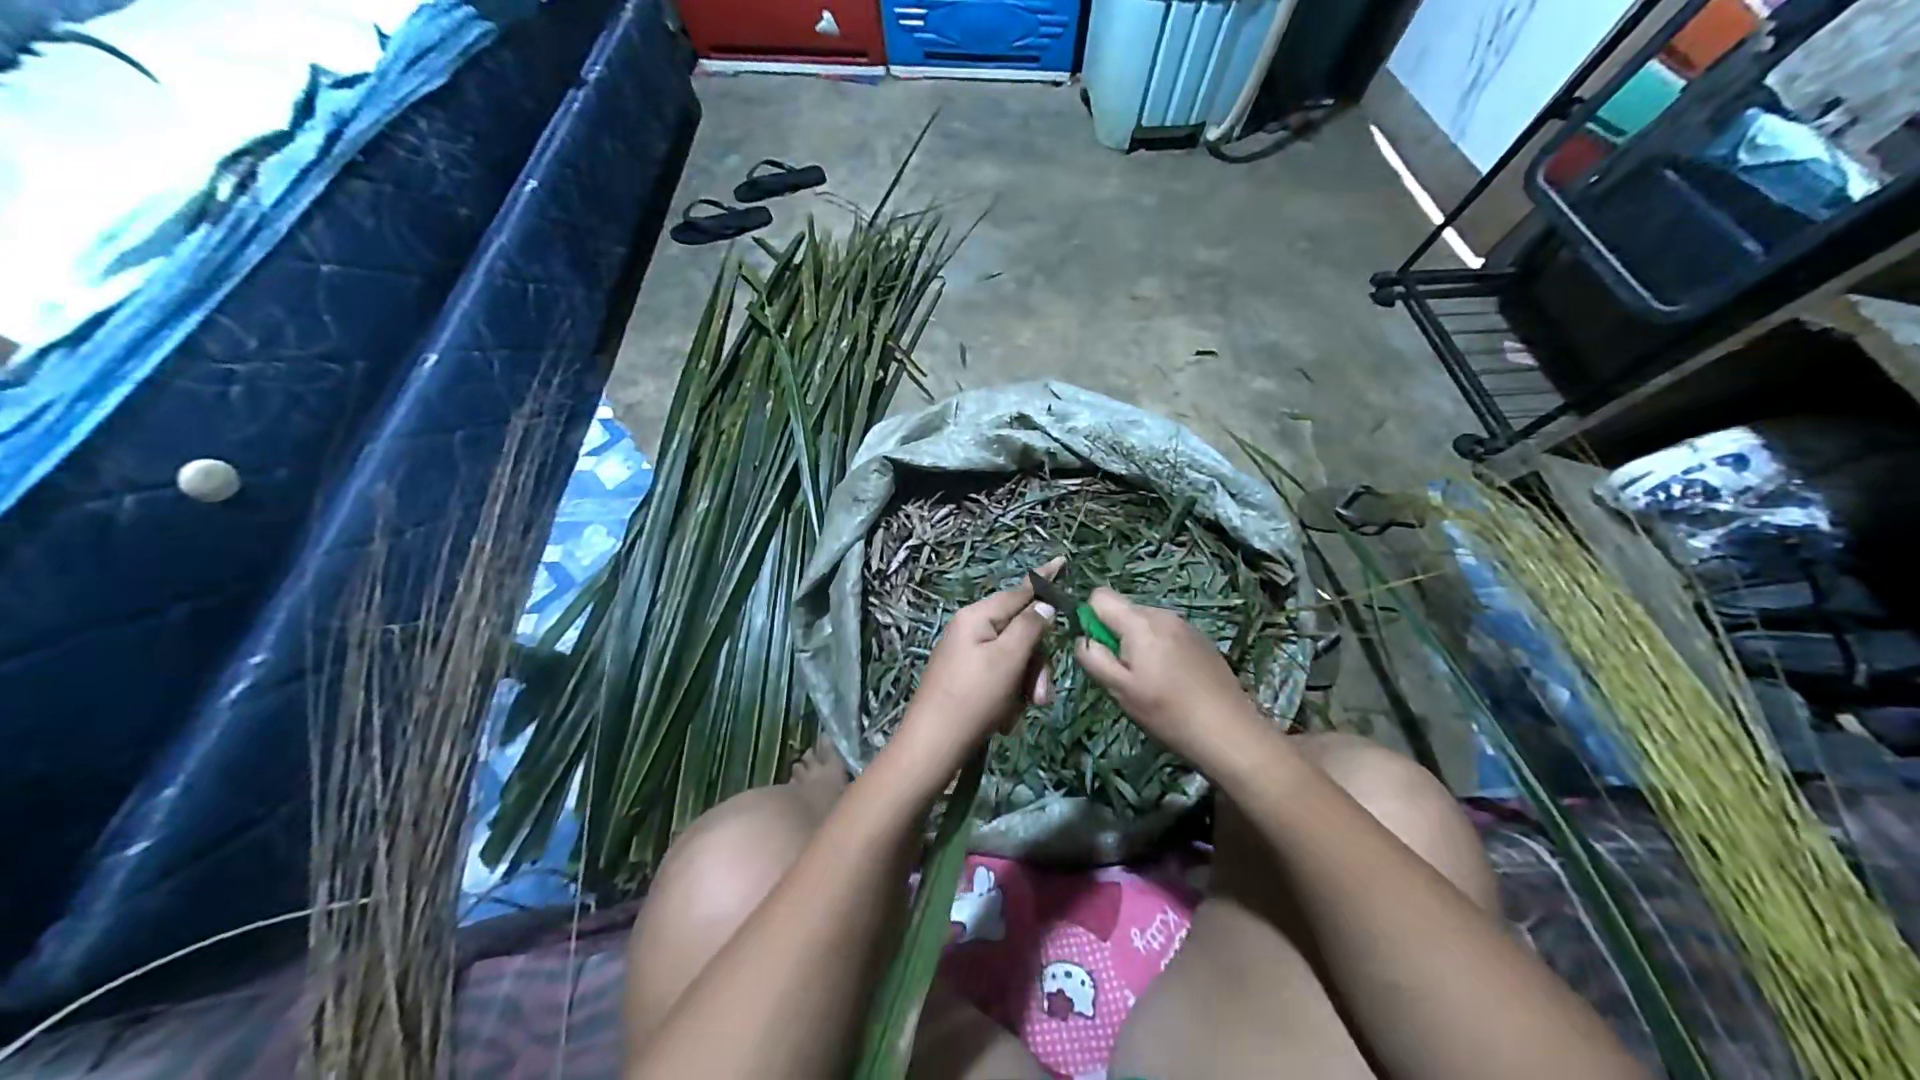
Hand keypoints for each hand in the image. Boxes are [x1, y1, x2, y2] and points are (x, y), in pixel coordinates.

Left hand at [886, 558, 1063, 787]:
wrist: (933, 745)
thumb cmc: (973, 698)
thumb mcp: (1008, 659)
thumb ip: (1030, 628)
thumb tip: (1044, 605)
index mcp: (977, 617)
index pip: (1019, 591)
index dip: (1044, 580)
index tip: (1062, 561)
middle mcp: (971, 630)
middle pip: (1022, 634)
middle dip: (1035, 667)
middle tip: (1039, 697)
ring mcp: (967, 655)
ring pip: (1015, 661)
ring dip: (1024, 688)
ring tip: (1018, 714)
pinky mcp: (967, 679)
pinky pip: (1000, 680)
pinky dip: (1008, 699)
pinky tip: (1003, 721)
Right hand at [1073, 588, 1268, 771]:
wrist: (1228, 730)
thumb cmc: (1167, 711)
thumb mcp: (1119, 689)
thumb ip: (1093, 658)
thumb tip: (1083, 639)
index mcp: (1140, 623)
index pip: (1099, 596)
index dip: (1091, 619)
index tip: (1101, 651)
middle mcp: (1163, 614)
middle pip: (1124, 610)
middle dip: (1116, 634)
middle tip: (1126, 674)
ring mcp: (1185, 625)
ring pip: (1145, 623)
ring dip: (1139, 643)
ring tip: (1151, 680)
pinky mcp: (1201, 639)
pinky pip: (1166, 633)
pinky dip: (1160, 648)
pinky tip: (1173, 680)